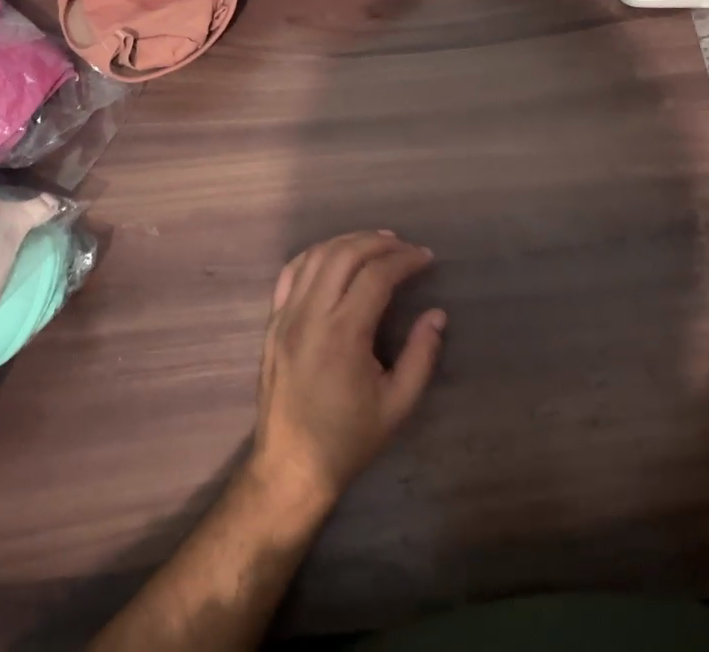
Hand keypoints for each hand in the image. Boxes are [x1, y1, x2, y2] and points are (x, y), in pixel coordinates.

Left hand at [249, 231, 446, 514]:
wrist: (290, 466)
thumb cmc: (348, 438)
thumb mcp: (398, 405)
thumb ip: (421, 355)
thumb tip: (436, 315)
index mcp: (343, 336)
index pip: (376, 276)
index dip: (405, 260)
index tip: (427, 258)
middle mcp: (310, 317)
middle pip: (344, 255)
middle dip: (378, 242)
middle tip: (405, 248)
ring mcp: (285, 317)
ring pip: (315, 257)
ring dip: (348, 242)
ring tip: (377, 245)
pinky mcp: (272, 324)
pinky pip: (290, 274)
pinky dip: (315, 255)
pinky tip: (336, 257)